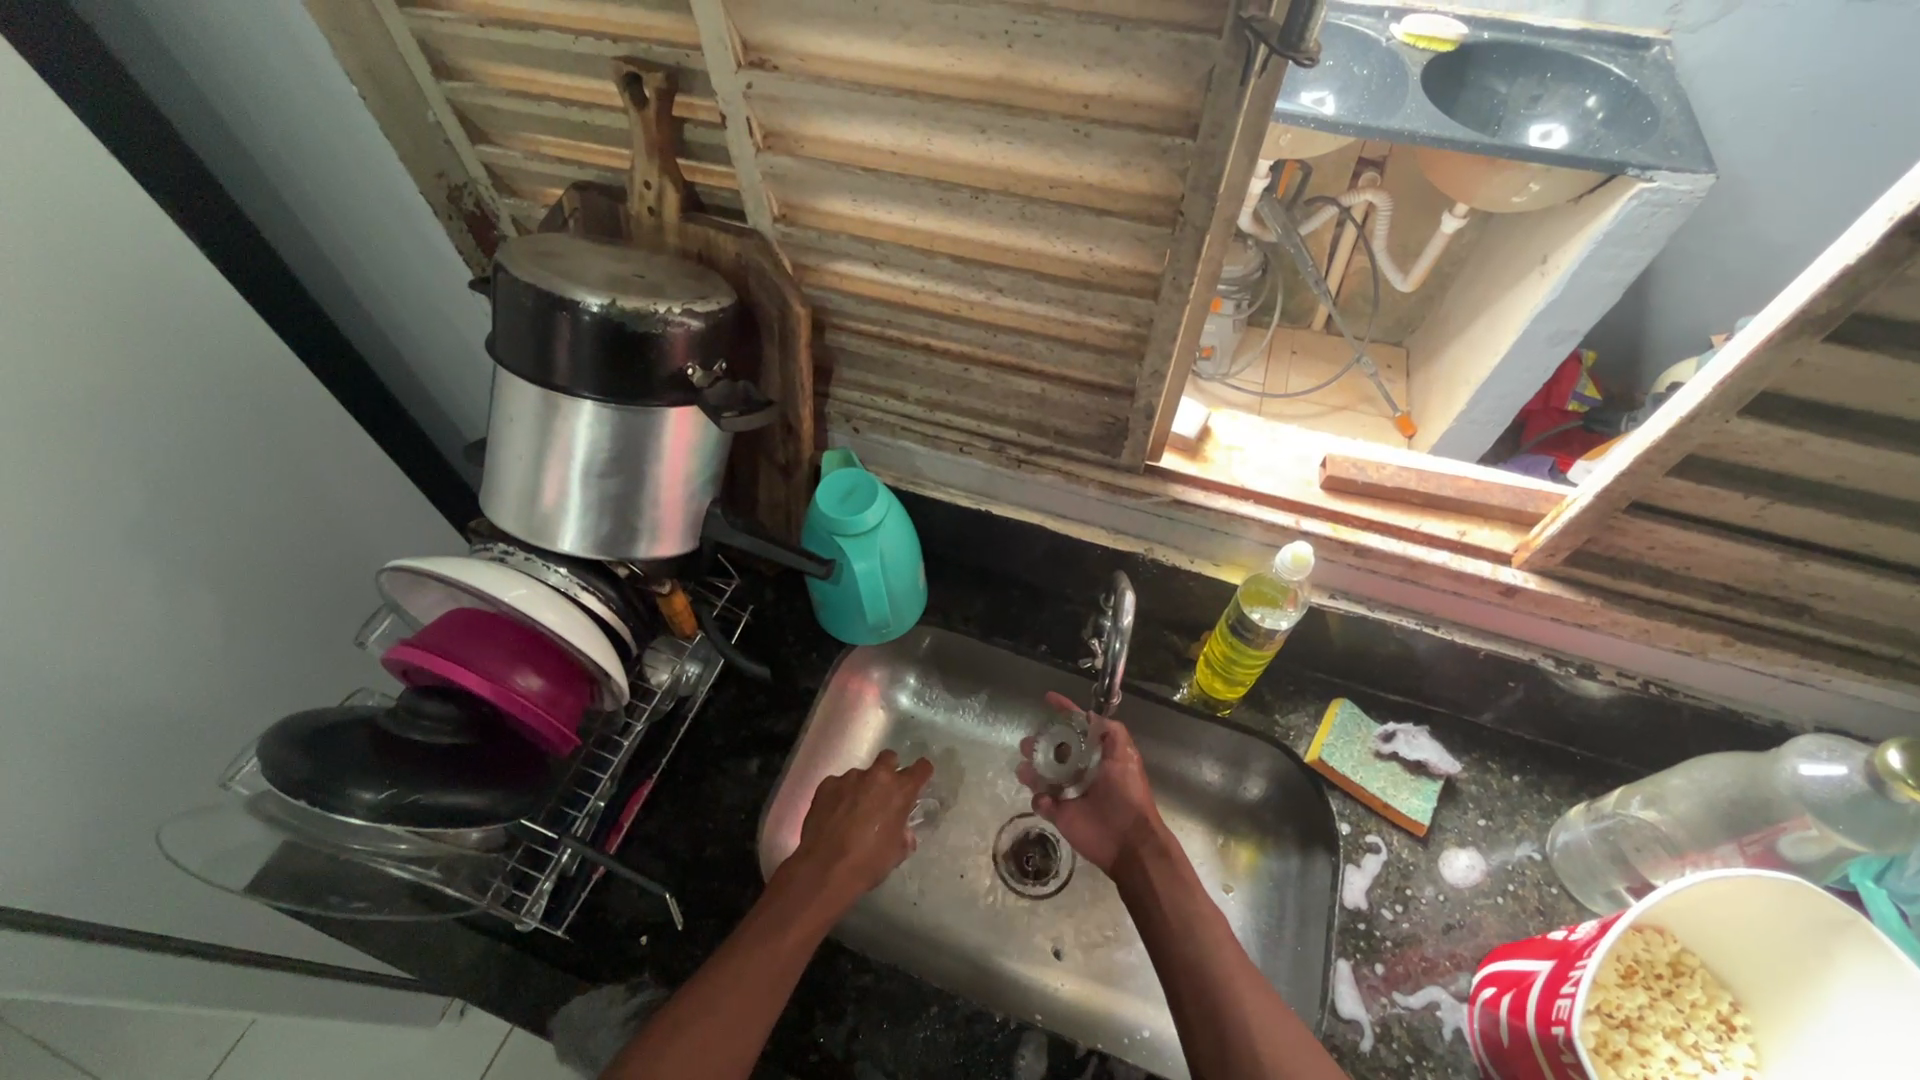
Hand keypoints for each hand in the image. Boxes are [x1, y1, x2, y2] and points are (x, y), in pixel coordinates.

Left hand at [788, 750, 932, 909]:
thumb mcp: (897, 852)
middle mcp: (877, 776)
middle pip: (889, 758)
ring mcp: (849, 778)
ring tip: (852, 811)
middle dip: (889, 771)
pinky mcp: (826, 784)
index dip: (921, 773)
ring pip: (860, 774)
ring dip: (861, 787)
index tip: (918, 781)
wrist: (826, 869)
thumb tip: (902, 830)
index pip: (922, 767)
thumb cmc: (869, 863)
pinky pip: (838, 784)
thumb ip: (904, 833)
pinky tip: (834, 815)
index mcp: (901, 791)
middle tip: (883, 793)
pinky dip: (839, 795)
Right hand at [1018, 692, 1166, 875]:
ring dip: (1031, 769)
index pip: (1077, 728)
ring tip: (1026, 769)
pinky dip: (1039, 799)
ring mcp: (1067, 792)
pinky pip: (1040, 802)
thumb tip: (1090, 715)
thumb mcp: (1125, 757)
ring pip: (1041, 774)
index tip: (1048, 698)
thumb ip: (1112, 733)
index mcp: (1095, 755)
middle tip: (1029, 743)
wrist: (1128, 841)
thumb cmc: (1128, 794)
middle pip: (1053, 750)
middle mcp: (1080, 770)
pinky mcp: (1059, 814)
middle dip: (1039, 743)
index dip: (1064, 712)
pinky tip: (1047, 800)